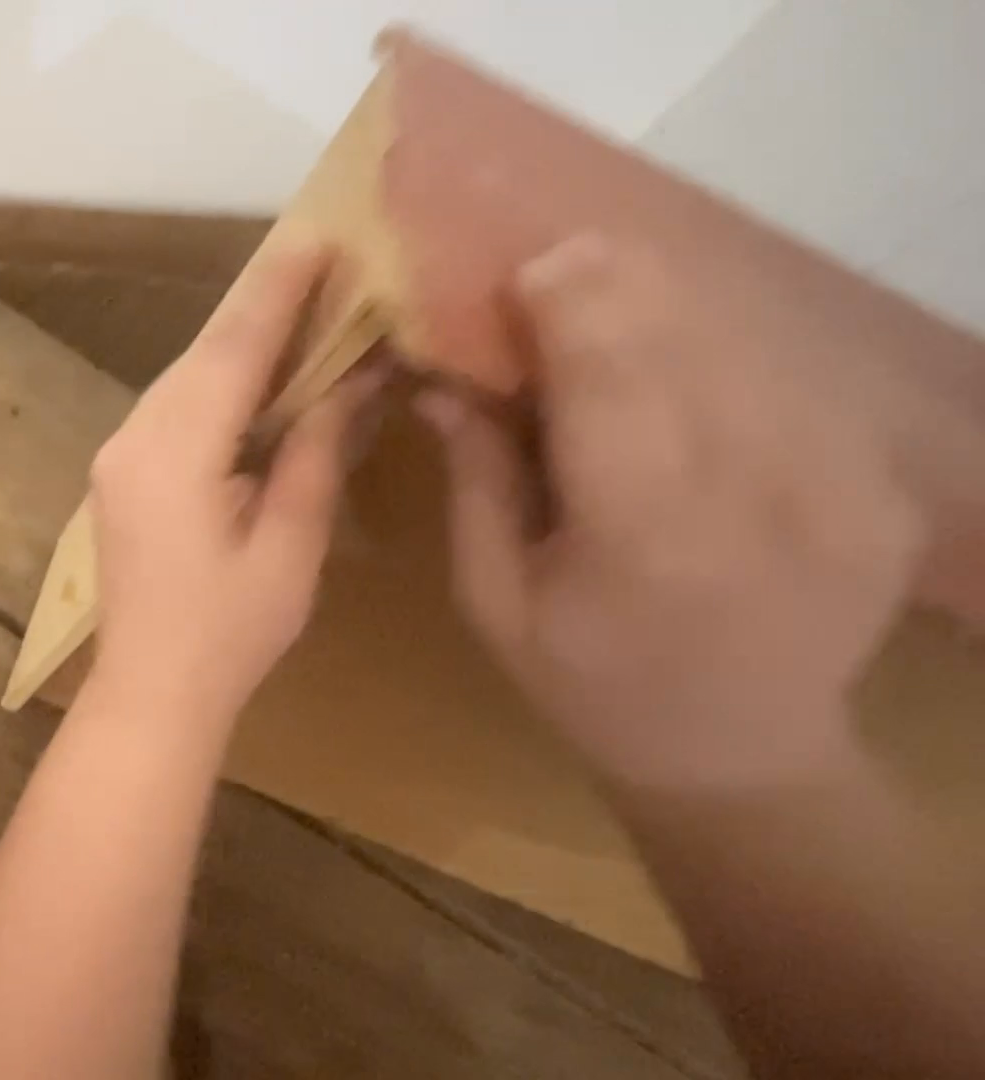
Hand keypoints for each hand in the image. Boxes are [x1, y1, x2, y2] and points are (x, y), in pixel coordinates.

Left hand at [88, 246, 378, 719]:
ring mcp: (116, 456)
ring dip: (236, 348)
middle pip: (200, 355)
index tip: (317, 238)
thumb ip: (313, 453)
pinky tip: (252, 382)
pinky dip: (213, 385)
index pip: (231, 350)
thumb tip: (352, 382)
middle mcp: (132, 438)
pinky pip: (170, 409)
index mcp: (174, 452)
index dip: (277, 291)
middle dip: (259, 310)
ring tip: (299, 316)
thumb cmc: (229, 631)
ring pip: (182, 378)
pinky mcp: (117, 474)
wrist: (149, 689)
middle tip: (323, 269)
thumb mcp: (289, 543)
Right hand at [421, 236, 920, 786]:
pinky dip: (717, 353)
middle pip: (689, 346)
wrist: (735, 753)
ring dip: (667, 311)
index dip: (575, 308)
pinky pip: (783, 382)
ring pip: (745, 350)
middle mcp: (762, 496)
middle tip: (557, 263)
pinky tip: (671, 367)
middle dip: (619, 289)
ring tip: (606, 302)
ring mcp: (841, 486)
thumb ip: (477, 483)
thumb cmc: (582, 681)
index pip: (615, 383)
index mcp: (648, 538)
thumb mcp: (494, 598)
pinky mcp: (879, 484)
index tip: (531, 264)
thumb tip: (444, 385)